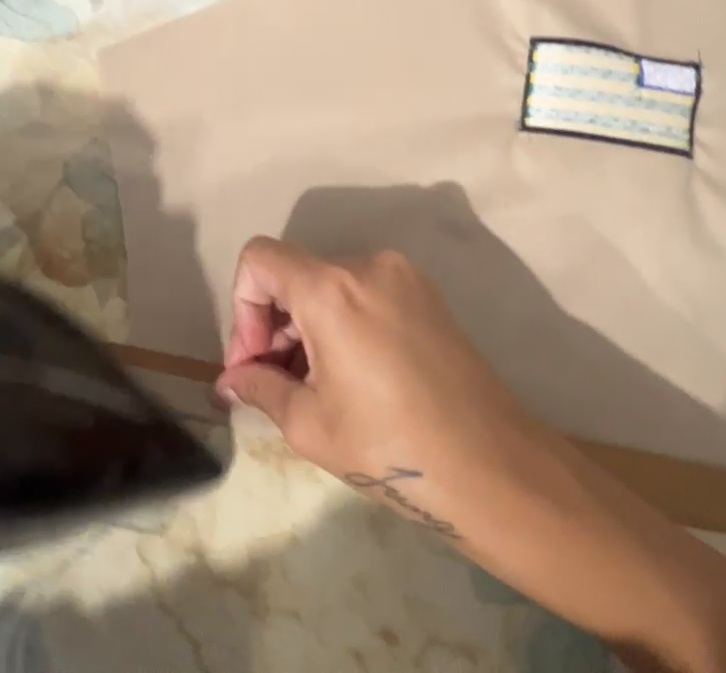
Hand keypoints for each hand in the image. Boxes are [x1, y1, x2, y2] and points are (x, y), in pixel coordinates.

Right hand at [215, 237, 534, 535]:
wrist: (494, 467)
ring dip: (306, 326)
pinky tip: (348, 375)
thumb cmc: (390, 447)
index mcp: (331, 289)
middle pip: (294, 272)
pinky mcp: (428, 296)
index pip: (260, 258)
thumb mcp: (308, 424)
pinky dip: (341, 322)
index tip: (254, 362)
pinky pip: (363, 293)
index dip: (242, 307)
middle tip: (271, 382)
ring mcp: (404, 277)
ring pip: (328, 284)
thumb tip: (231, 381)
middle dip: (272, 324)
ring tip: (311, 386)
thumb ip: (259, 388)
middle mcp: (368, 266)